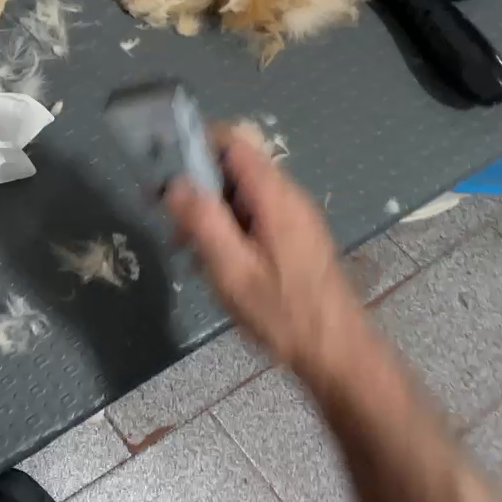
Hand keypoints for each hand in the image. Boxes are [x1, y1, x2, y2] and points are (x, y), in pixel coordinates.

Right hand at [164, 124, 367, 383]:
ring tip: (184, 244)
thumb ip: (202, 221)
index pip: (233, 142)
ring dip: (204, 208)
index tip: (162, 167)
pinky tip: (209, 258)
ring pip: (236, 192)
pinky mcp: (291, 238)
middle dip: (193, 182)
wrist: (339, 360)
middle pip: (231, 166)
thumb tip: (174, 182)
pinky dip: (222, 224)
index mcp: (275, 199)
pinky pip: (249, 213)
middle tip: (164, 213)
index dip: (194, 143)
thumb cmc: (283, 314)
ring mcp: (291, 219)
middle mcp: (286, 199)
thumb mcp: (232, 269)